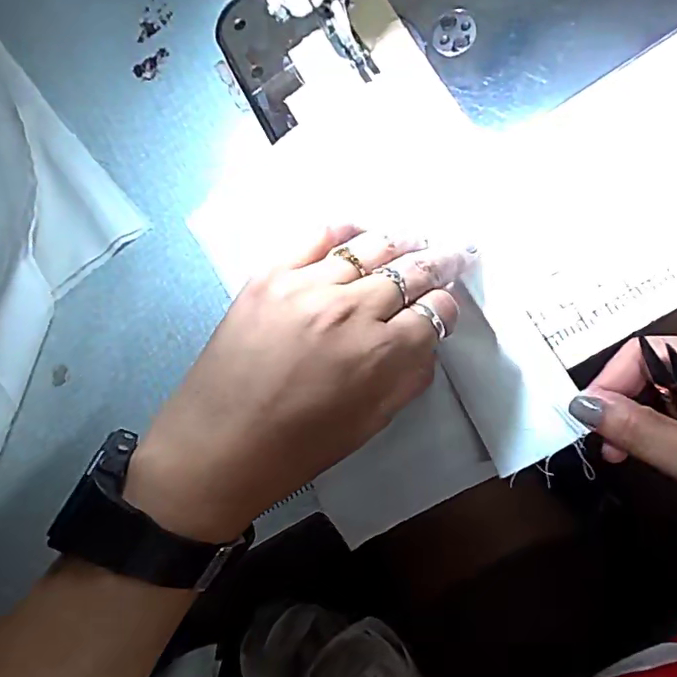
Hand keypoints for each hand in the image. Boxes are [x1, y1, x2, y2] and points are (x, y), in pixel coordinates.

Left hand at [122, 226, 471, 542]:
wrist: (222, 444)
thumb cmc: (303, 444)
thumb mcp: (375, 419)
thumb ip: (411, 376)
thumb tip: (426, 341)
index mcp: (384, 353)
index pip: (435, 311)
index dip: (447, 308)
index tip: (445, 309)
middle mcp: (353, 311)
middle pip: (411, 272)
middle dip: (440, 264)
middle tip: (454, 255)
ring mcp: (309, 287)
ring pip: (371, 247)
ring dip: (402, 242)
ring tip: (416, 239)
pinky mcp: (271, 276)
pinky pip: (317, 238)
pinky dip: (346, 232)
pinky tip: (361, 232)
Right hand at [574, 337, 676, 614]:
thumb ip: (641, 432)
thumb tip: (581, 404)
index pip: (649, 350)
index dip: (611, 381)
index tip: (585, 422)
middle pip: (663, 370)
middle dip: (629, 405)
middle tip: (607, 450)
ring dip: (652, 425)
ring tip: (635, 460)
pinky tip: (675, 464)